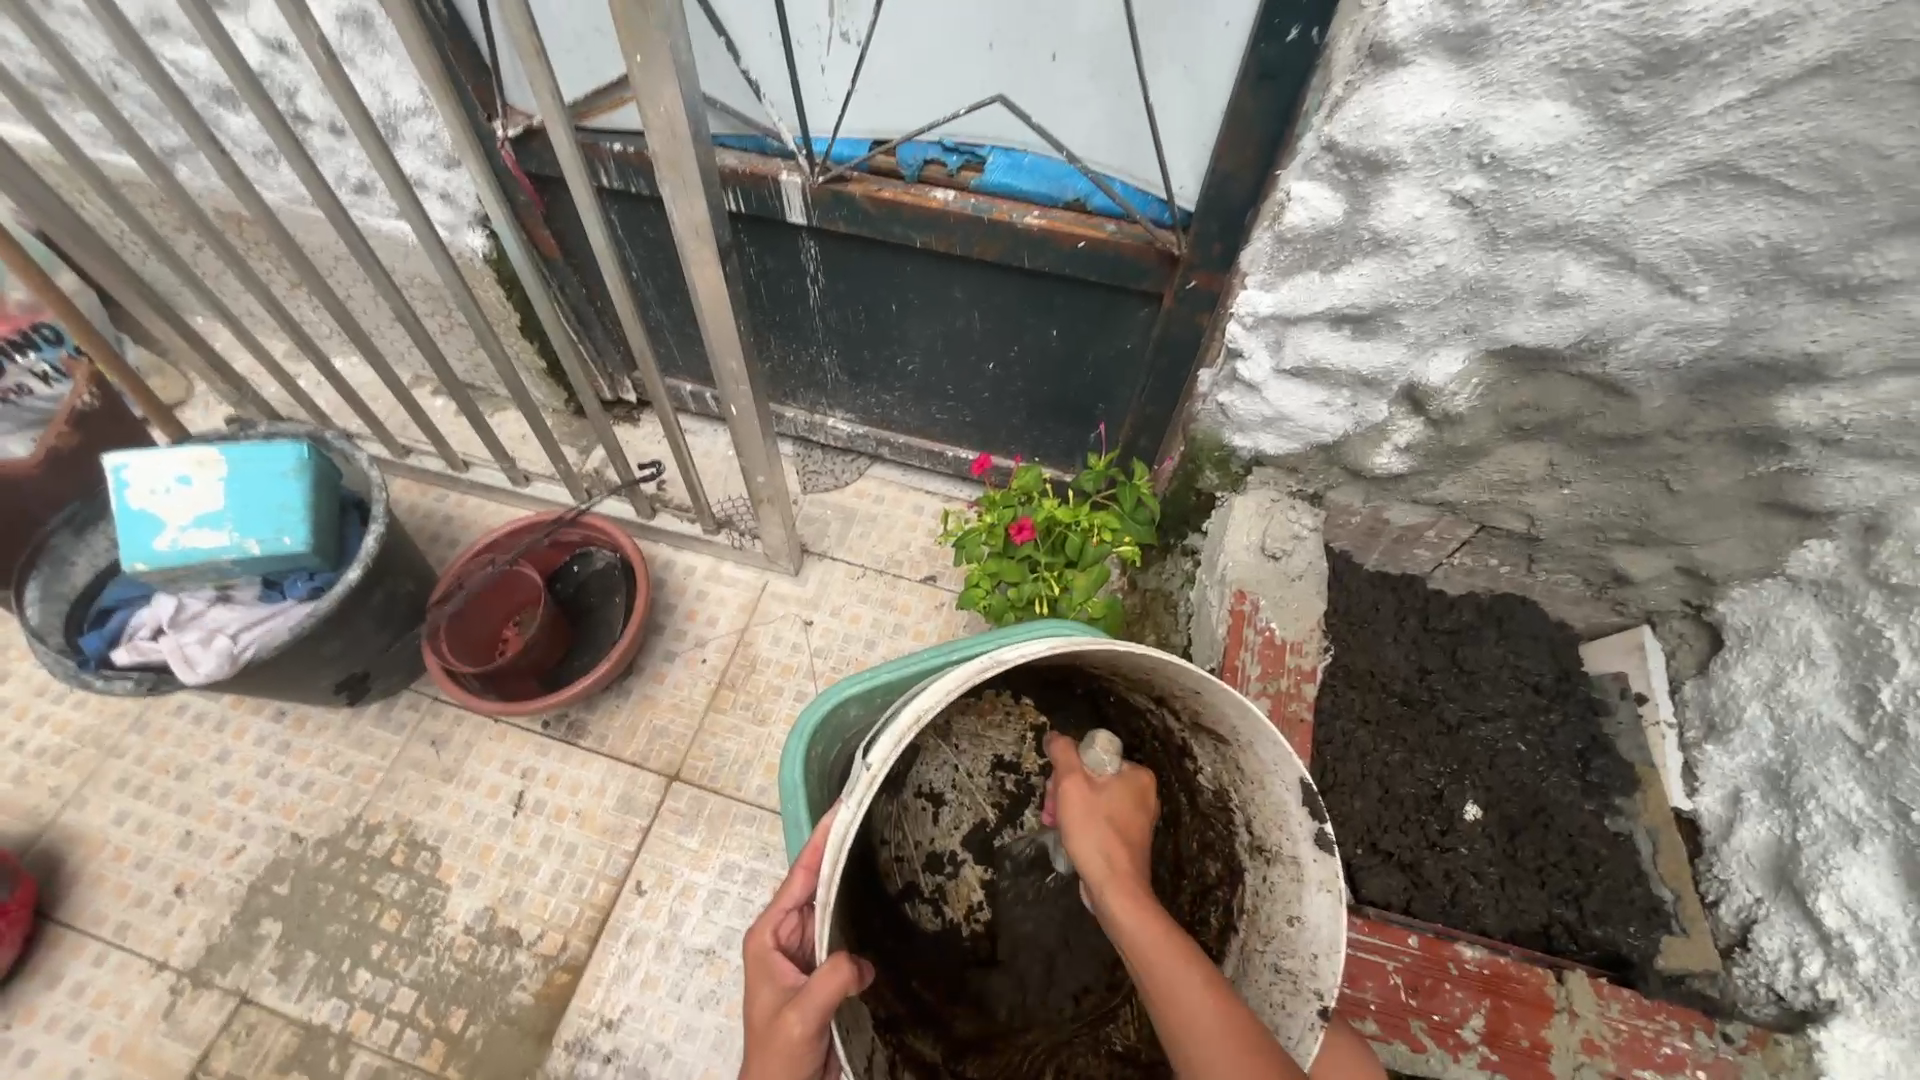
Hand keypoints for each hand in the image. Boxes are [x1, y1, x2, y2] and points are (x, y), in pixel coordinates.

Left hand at [740, 805, 874, 1079]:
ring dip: (859, 883)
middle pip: (821, 884)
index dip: (821, 842)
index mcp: (770, 935)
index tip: (842, 809)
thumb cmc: (777, 1058)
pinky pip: (850, 933)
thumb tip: (864, 959)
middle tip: (875, 818)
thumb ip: (831, 979)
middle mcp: (789, 935)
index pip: (799, 877)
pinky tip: (892, 900)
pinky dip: (868, 916)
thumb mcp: (800, 1016)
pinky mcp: (829, 971)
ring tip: (889, 847)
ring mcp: (810, 952)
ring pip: (837, 906)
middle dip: (845, 852)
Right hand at [1041, 731, 1158, 913]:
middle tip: (1051, 811)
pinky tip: (1068, 838)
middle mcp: (1143, 794)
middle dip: (1064, 793)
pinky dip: (1081, 826)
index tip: (1054, 789)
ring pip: (1092, 801)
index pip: (1091, 757)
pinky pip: (1099, 821)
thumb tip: (1054, 735)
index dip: (1066, 771)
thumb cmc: (1094, 831)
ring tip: (1054, 826)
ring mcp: (1137, 819)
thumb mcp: (1071, 784)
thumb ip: (1062, 752)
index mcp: (1137, 774)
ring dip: (1067, 810)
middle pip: (1090, 779)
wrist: (1115, 890)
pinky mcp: (1128, 841)